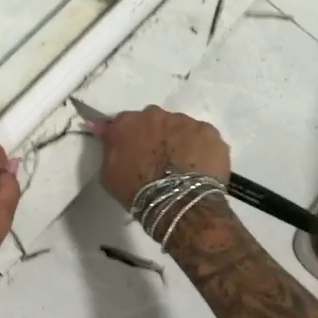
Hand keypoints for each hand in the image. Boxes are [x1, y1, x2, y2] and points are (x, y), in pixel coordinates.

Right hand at [91, 105, 230, 209]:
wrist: (178, 202)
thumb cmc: (136, 190)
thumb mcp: (108, 173)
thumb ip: (108, 149)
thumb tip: (108, 135)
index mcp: (126, 122)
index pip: (122, 123)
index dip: (126, 137)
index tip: (129, 150)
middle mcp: (155, 114)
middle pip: (152, 121)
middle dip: (154, 135)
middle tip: (156, 158)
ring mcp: (185, 121)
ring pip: (179, 127)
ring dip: (177, 140)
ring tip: (181, 165)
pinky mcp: (209, 132)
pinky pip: (201, 137)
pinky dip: (199, 148)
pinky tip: (198, 166)